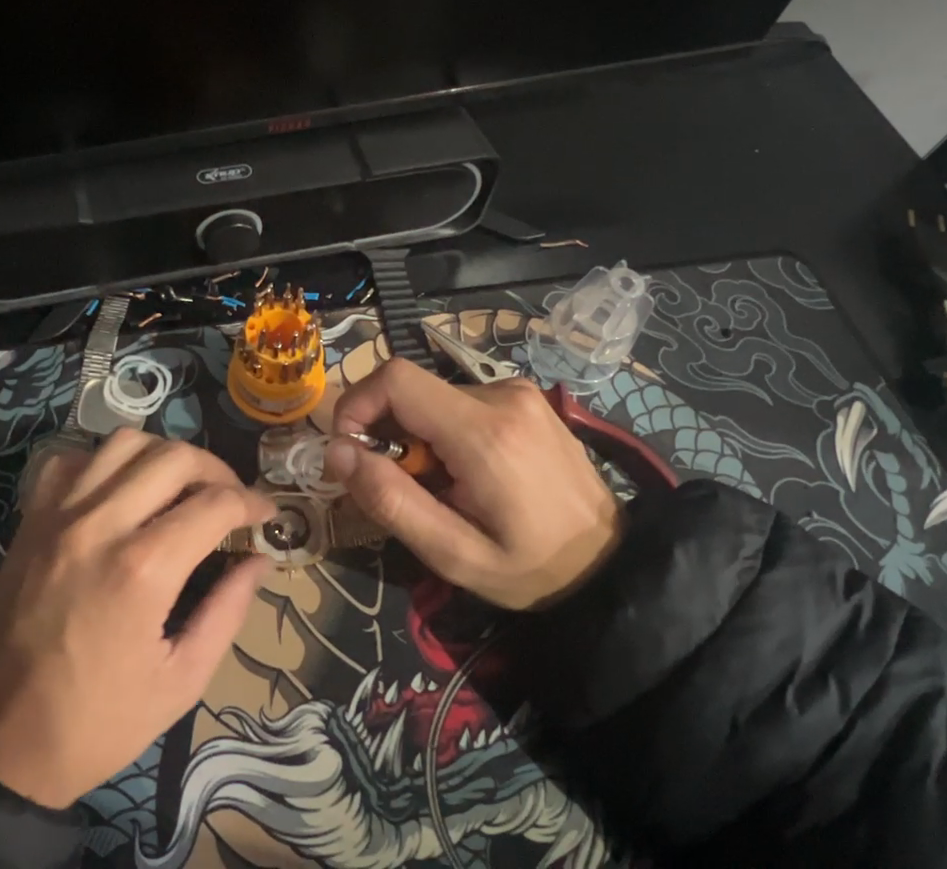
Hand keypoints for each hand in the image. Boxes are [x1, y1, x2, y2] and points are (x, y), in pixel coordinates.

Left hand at [0, 429, 272, 808]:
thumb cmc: (96, 723)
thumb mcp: (181, 681)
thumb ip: (228, 611)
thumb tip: (259, 560)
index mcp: (143, 569)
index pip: (215, 503)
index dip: (252, 503)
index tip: (267, 516)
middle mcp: (99, 524)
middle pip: (174, 456)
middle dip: (217, 470)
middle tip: (231, 500)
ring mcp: (57, 516)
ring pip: (123, 442)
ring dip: (164, 455)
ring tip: (181, 488)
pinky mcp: (29, 521)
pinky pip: (71, 459)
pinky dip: (105, 461)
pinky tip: (121, 491)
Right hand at [325, 358, 621, 610]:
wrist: (610, 562)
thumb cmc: (531, 568)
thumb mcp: (454, 554)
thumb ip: (391, 501)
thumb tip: (335, 452)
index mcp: (484, 432)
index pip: (395, 379)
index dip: (357, 406)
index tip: (351, 454)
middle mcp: (502, 395)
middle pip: (411, 390)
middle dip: (388, 434)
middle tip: (408, 488)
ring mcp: (518, 392)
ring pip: (433, 397)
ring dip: (418, 437)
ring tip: (444, 488)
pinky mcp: (525, 398)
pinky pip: (460, 401)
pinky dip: (444, 431)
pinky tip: (467, 474)